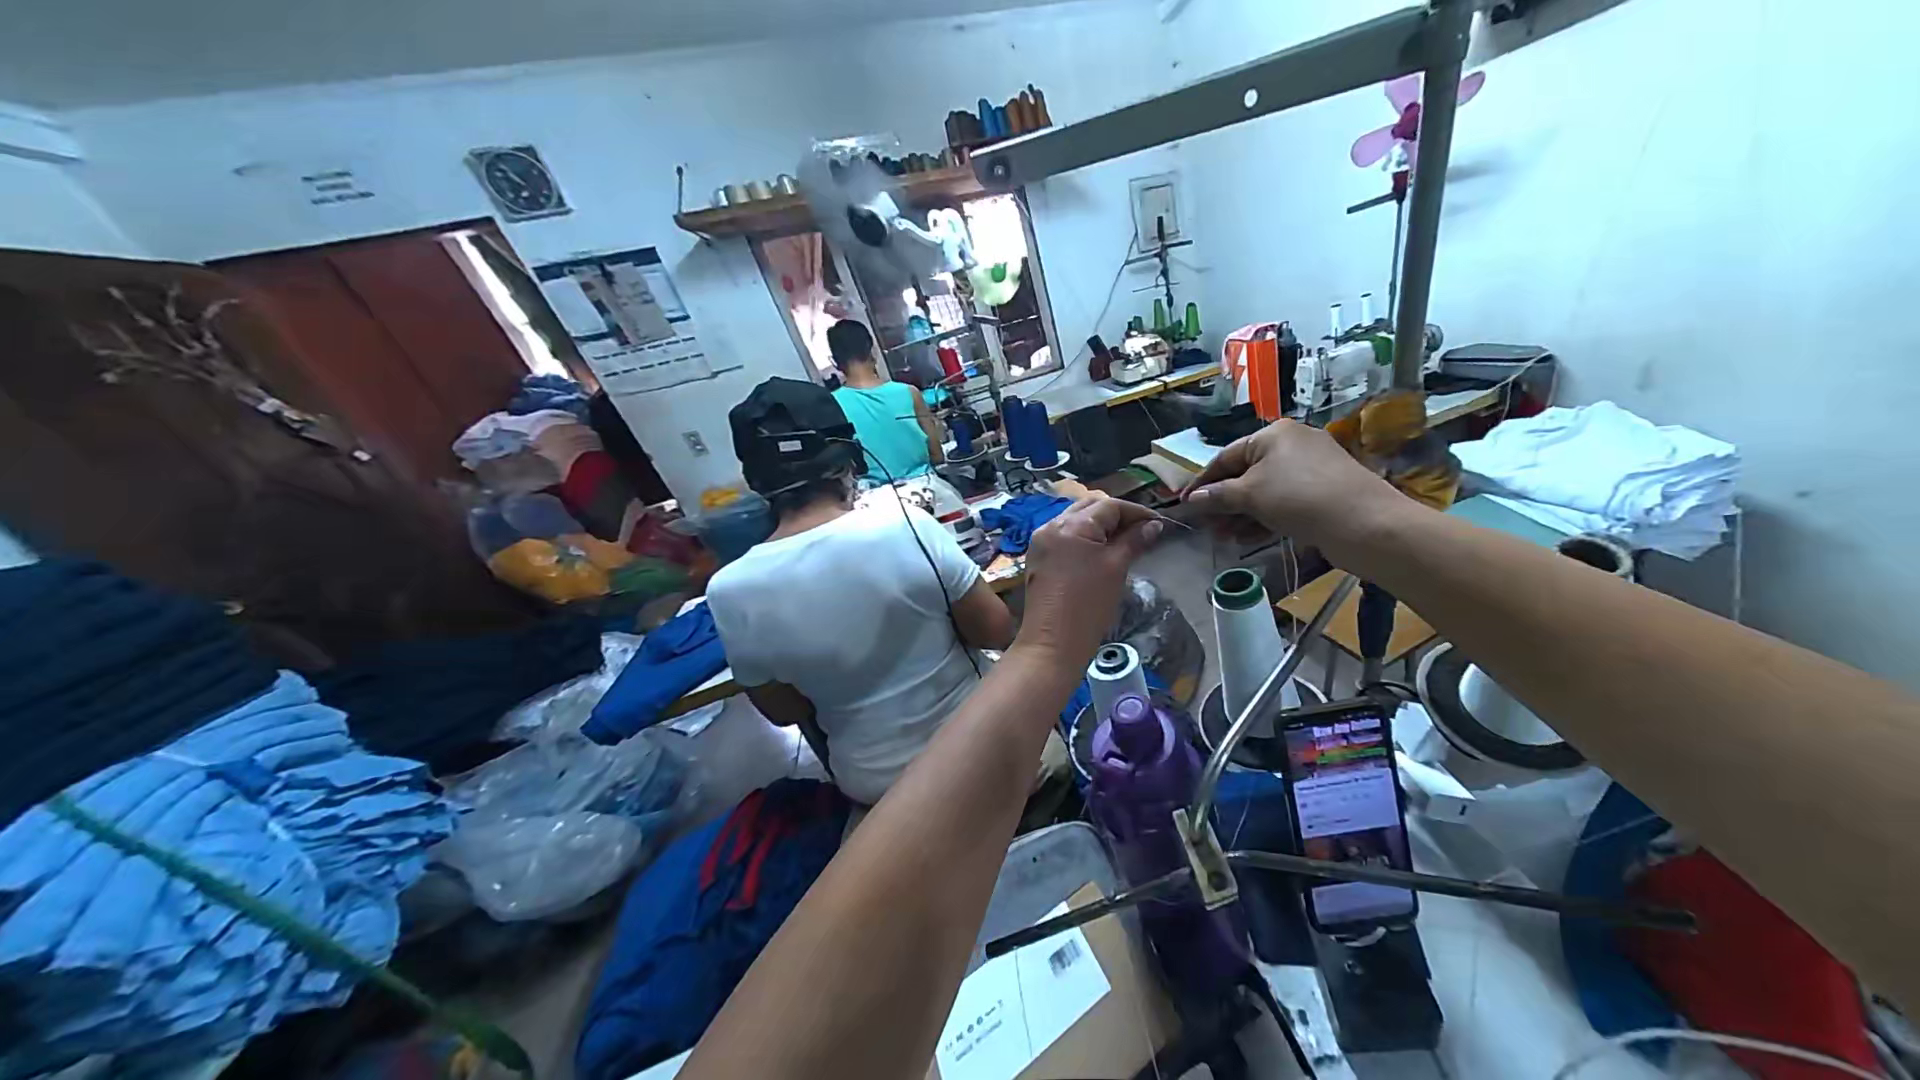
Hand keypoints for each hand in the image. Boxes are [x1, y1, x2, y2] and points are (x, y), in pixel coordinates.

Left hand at [1014, 495, 1161, 668]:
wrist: (1053, 642)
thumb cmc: (1089, 605)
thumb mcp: (1116, 568)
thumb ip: (1134, 541)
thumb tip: (1153, 525)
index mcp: (1071, 525)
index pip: (1109, 505)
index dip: (1137, 512)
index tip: (1158, 524)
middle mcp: (1051, 525)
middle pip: (1090, 507)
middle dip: (1117, 515)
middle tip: (1142, 531)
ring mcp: (1041, 541)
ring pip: (1075, 520)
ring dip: (1100, 525)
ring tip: (1124, 541)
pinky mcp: (1038, 557)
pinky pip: (1064, 536)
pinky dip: (1084, 537)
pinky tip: (1100, 551)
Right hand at [1180, 420, 1402, 549]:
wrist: (1364, 523)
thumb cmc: (1298, 498)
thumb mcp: (1249, 495)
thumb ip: (1217, 496)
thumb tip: (1192, 500)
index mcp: (1273, 434)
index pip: (1225, 457)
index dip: (1202, 482)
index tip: (1185, 504)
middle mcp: (1292, 444)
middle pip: (1245, 474)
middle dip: (1223, 503)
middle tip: (1207, 527)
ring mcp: (1310, 468)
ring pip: (1263, 490)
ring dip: (1241, 514)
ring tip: (1224, 537)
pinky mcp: (1322, 491)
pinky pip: (1282, 501)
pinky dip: (1263, 517)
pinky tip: (1248, 538)